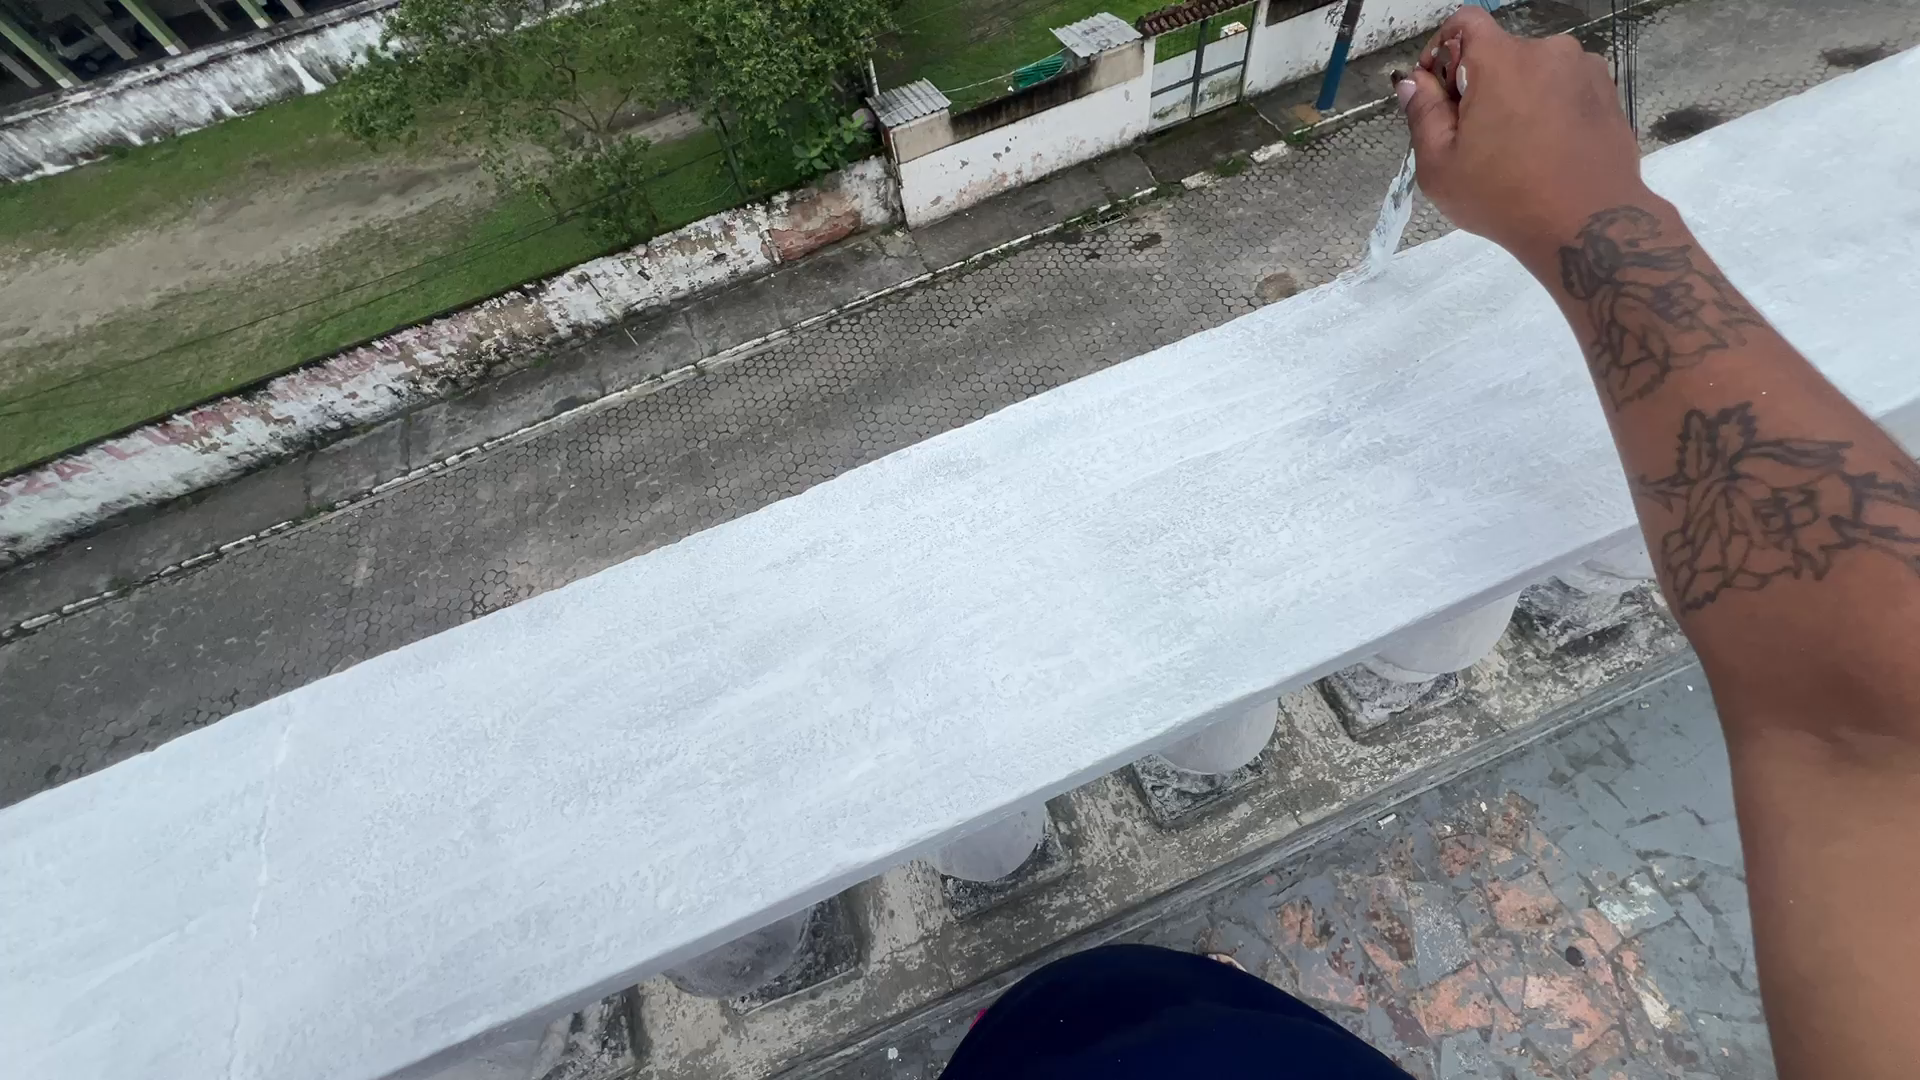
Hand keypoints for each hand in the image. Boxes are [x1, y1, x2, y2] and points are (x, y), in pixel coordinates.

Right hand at [1393, 7, 1651, 272]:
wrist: (1583, 218)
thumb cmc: (1499, 195)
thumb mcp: (1438, 165)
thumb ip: (1423, 114)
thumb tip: (1412, 81)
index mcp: (1501, 62)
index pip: (1464, 23)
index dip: (1439, 51)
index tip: (1434, 94)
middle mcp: (1547, 51)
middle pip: (1496, 56)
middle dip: (1474, 89)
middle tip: (1465, 144)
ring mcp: (1582, 68)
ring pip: (1528, 75)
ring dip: (1508, 102)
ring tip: (1504, 154)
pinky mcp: (1603, 90)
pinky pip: (1558, 90)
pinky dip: (1539, 112)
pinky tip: (1536, 153)